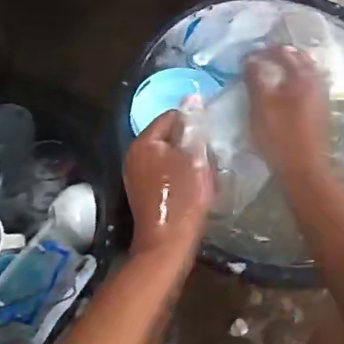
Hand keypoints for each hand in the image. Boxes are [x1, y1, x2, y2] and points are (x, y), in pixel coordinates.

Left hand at [123, 110, 215, 262]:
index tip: (210, 136)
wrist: (168, 244)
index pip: (171, 116)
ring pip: (165, 155)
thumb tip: (192, 99)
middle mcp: (133, 155)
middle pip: (167, 136)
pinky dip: (176, 173)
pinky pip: (161, 171)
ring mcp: (134, 175)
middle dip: (188, 142)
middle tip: (209, 154)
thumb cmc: (184, 197)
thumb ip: (193, 127)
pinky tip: (190, 186)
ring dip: (184, 159)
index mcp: (144, 142)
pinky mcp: (140, 192)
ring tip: (203, 170)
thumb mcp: (195, 157)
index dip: (193, 122)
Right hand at [243, 46, 331, 184]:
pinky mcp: (321, 109)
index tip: (249, 55)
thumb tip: (251, 58)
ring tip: (271, 71)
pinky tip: (284, 89)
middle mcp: (317, 81)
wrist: (305, 169)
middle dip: (282, 54)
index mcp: (303, 76)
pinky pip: (309, 84)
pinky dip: (295, 80)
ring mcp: (322, 96)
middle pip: (300, 58)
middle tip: (262, 57)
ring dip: (290, 66)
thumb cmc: (280, 135)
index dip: (266, 50)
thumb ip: (256, 78)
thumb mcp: (261, 105)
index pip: (284, 52)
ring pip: (307, 71)